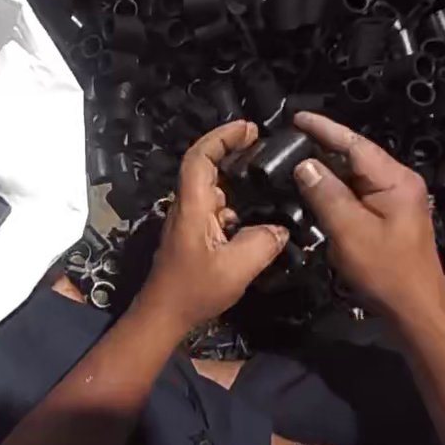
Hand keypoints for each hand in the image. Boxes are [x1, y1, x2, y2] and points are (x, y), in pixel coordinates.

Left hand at [133, 121, 289, 332]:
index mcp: (192, 206)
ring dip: (236, 178)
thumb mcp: (236, 267)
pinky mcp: (194, 236)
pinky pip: (216, 209)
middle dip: (232, 151)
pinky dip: (235, 203)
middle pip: (206, 167)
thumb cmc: (193, 290)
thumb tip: (280, 229)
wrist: (163, 316)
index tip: (248, 129)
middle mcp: (187, 207)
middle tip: (263, 147)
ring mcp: (189, 222)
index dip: (222, 137)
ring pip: (212, 188)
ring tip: (267, 177)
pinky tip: (257, 214)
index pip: (200, 157)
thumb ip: (263, 242)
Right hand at [290, 111, 444, 319]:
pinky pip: (356, 195)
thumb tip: (304, 165)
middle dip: (322, 148)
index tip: (297, 119)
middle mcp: (398, 183)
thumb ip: (326, 194)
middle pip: (355, 157)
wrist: (414, 307)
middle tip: (288, 143)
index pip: (355, 143)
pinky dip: (334, 192)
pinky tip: (314, 194)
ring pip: (354, 177)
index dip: (324, 129)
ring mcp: (394, 200)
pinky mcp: (387, 217)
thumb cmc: (386, 271)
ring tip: (294, 164)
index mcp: (395, 180)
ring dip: (326, 171)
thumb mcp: (350, 231)